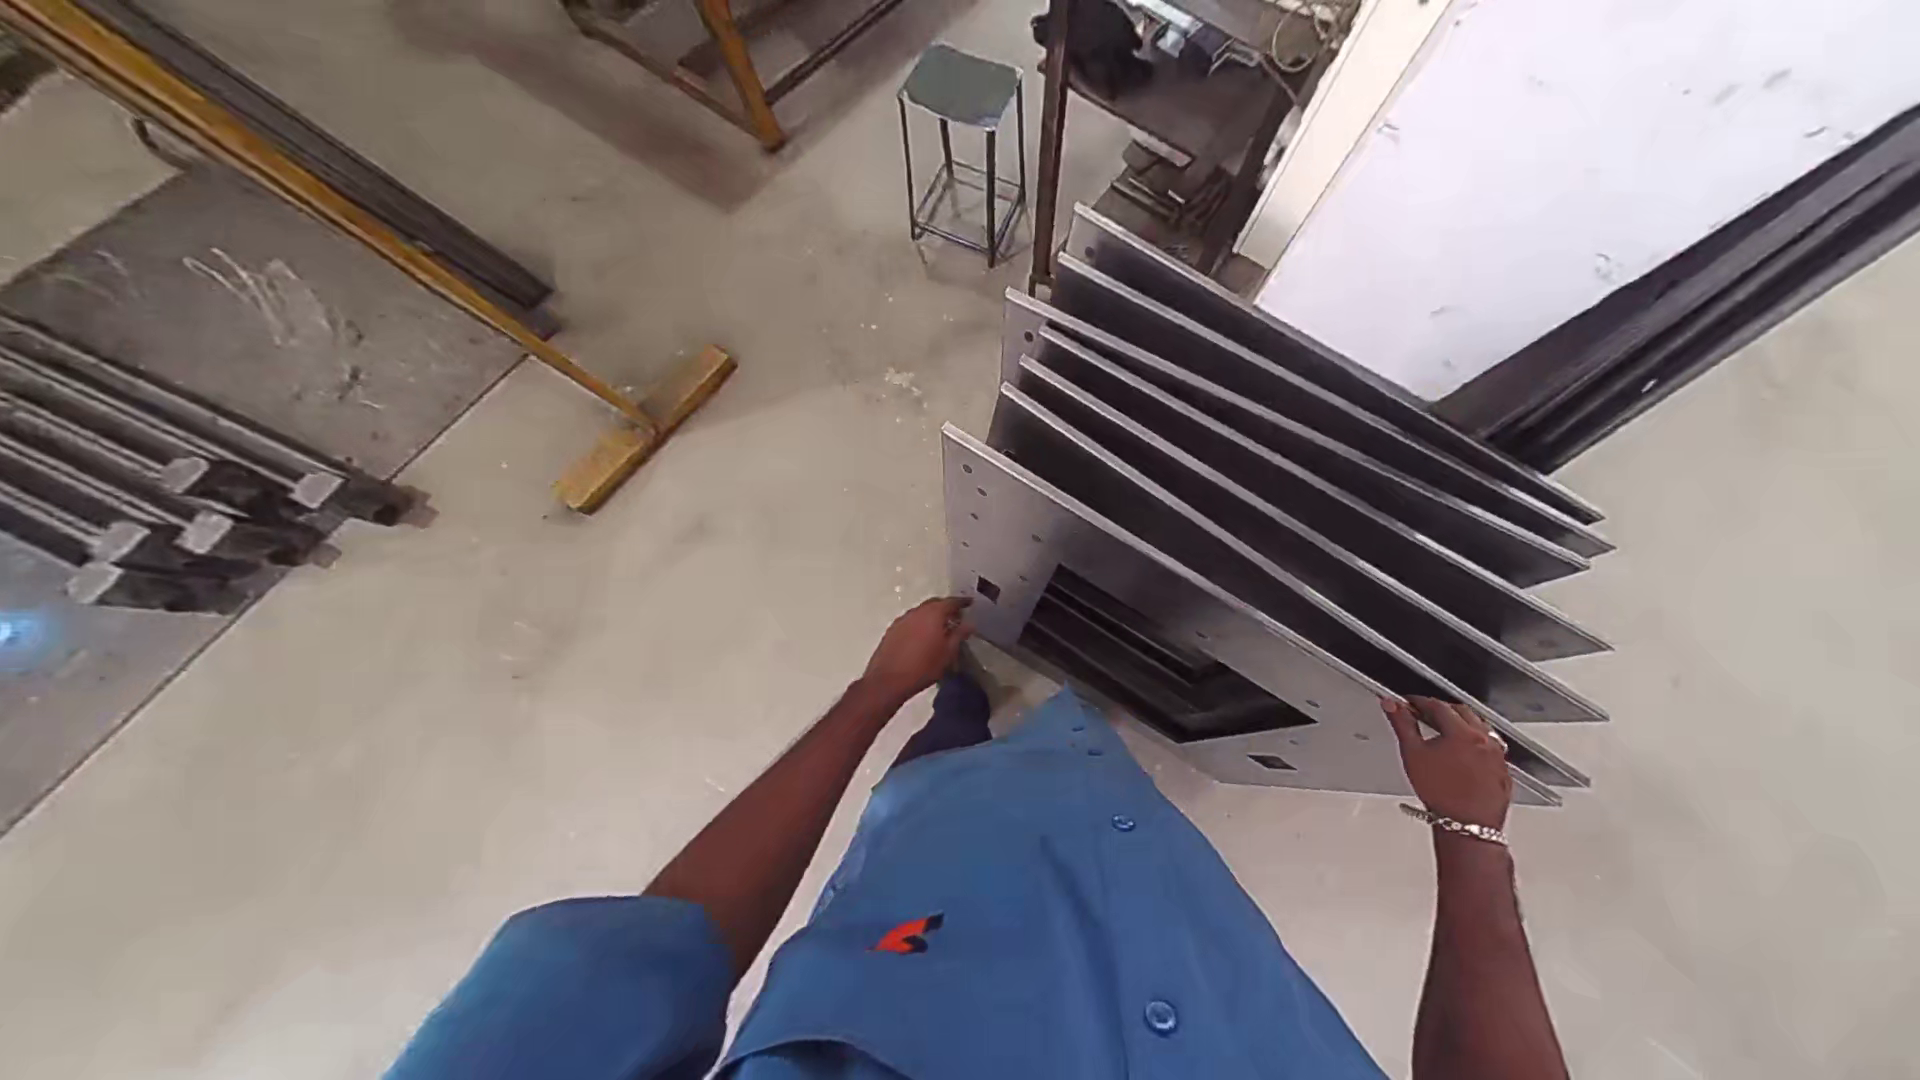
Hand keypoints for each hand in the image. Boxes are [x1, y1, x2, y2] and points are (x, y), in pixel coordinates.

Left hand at [858, 597, 973, 704]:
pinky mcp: (892, 629)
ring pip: (921, 612)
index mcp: (933, 614)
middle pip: (934, 603)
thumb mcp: (948, 653)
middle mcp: (916, 612)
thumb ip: (959, 635)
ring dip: (932, 616)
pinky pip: (911, 620)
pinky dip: (920, 623)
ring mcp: (902, 619)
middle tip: (957, 616)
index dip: (962, 602)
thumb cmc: (923, 667)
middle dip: (946, 607)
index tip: (970, 603)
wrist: (889, 680)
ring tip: (941, 628)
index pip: (951, 602)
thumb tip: (969, 624)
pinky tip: (923, 636)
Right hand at [1384, 696, 1511, 829]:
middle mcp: (1485, 740)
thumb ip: (1401, 723)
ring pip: (1480, 725)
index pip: (1438, 705)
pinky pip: (1491, 743)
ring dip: (1460, 721)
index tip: (1409, 702)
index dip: (1419, 701)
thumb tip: (1392, 705)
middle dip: (1440, 708)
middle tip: (1422, 712)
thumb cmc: (1442, 793)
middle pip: (1462, 711)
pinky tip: (1461, 748)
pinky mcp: (1503, 768)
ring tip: (1442, 728)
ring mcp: (1497, 754)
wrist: (1466, 823)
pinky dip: (1474, 738)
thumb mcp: (1412, 752)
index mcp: (1462, 733)